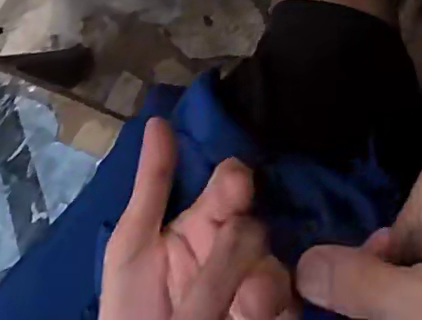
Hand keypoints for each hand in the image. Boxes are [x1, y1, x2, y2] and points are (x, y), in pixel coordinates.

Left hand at [101, 117, 297, 319]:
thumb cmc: (131, 306)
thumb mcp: (131, 246)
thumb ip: (152, 185)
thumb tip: (157, 120)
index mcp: (206, 220)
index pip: (232, 183)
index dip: (236, 182)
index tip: (236, 188)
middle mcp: (236, 248)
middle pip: (257, 225)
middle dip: (247, 239)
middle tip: (232, 254)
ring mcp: (254, 285)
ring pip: (278, 269)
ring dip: (265, 283)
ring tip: (248, 303)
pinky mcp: (270, 317)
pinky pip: (290, 307)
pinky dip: (281, 309)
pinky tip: (256, 314)